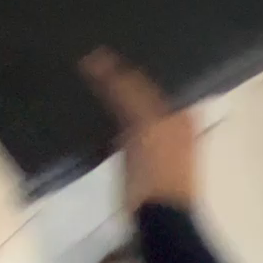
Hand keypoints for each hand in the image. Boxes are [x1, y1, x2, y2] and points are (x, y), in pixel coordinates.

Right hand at [80, 47, 196, 211]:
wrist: (158, 217)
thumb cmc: (159, 166)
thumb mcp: (144, 122)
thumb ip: (123, 89)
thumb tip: (96, 56)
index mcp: (181, 112)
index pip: (150, 75)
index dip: (126, 61)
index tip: (98, 46)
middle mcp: (171, 121)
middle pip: (139, 89)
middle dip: (115, 75)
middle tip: (86, 57)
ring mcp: (153, 138)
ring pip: (126, 104)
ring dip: (107, 92)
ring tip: (80, 75)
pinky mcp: (134, 152)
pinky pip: (116, 121)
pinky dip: (102, 111)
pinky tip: (85, 103)